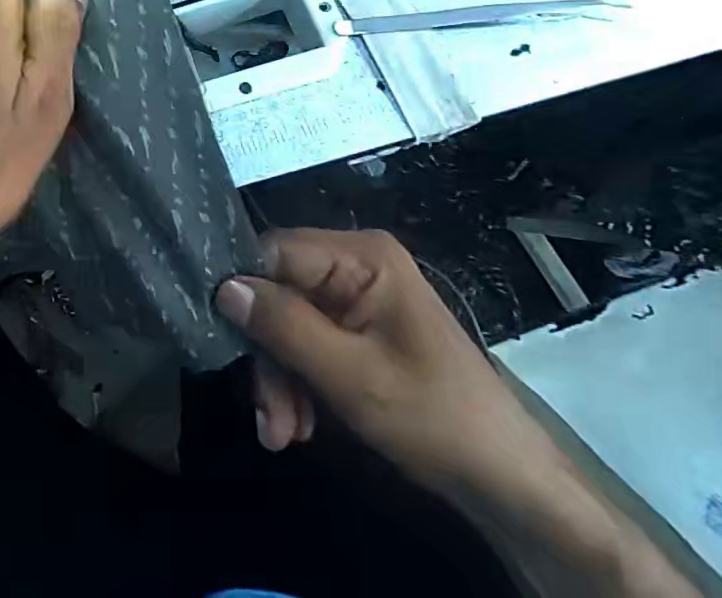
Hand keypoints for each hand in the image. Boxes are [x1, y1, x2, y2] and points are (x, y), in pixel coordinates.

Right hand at [216, 228, 546, 492]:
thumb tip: (224, 287)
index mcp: (362, 256)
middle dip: (269, 356)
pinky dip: (299, 382)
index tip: (225, 344)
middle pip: (280, 292)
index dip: (245, 292)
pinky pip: (310, 341)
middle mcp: (357, 263)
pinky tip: (302, 425)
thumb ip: (285, 326)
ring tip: (285, 435)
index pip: (276, 251)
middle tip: (269, 420)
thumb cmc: (432, 415)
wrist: (497, 469)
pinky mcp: (360, 326)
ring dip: (281, 379)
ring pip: (290, 322)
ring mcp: (359, 295)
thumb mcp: (350, 375)